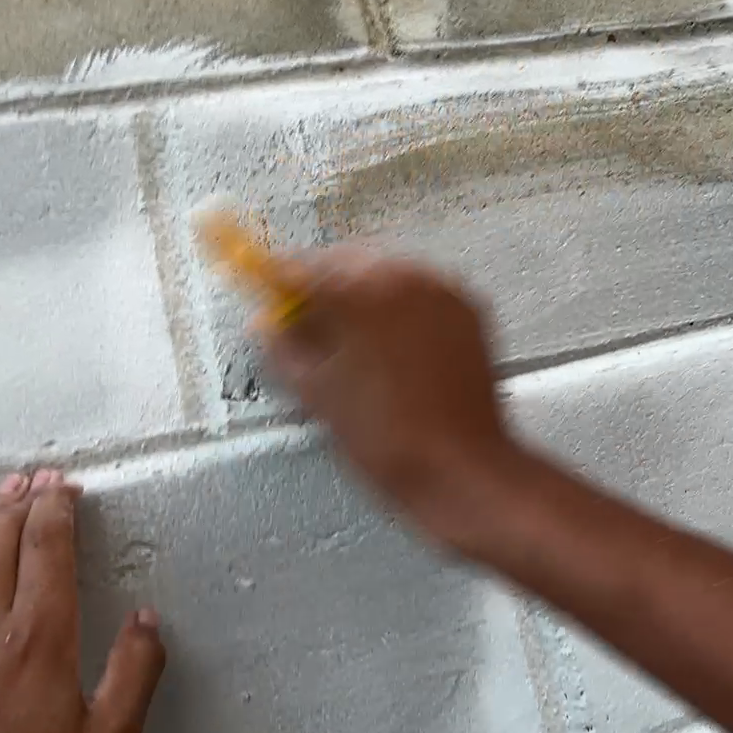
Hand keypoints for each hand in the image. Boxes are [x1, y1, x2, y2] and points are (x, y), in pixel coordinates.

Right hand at [258, 247, 523, 552]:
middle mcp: (407, 279)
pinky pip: (422, 294)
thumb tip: (269, 326)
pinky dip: (402, 309)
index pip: (303, 266)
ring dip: (365, 296)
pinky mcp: (469, 310)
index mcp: (362, 294)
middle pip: (348, 263)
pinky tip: (392, 347)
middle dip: (325, 288)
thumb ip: (284, 348)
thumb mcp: (318, 395)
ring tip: (355, 343)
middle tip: (308, 323)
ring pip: (388, 276)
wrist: (460, 469)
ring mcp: (443, 292)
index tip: (264, 283)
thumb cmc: (393, 442)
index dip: (278, 278)